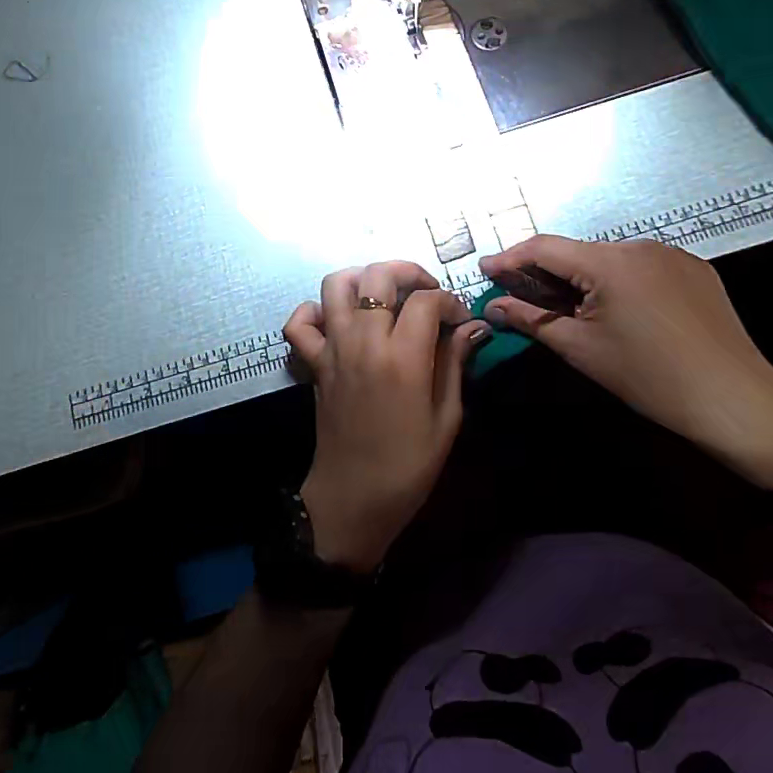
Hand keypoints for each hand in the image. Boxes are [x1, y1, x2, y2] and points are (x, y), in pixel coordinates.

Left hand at [282, 261, 489, 571]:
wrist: (352, 500)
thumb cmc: (409, 465)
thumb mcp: (447, 417)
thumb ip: (456, 363)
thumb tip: (473, 327)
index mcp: (404, 358)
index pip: (427, 299)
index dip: (451, 301)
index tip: (461, 322)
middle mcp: (365, 343)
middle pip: (378, 276)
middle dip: (409, 272)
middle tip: (427, 294)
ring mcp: (333, 350)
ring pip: (336, 284)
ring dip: (365, 280)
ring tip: (387, 298)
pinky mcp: (314, 364)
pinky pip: (300, 322)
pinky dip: (316, 311)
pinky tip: (340, 322)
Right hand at [479, 237, 772, 489]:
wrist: (732, 396)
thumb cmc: (648, 377)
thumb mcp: (582, 350)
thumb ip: (534, 320)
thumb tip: (496, 305)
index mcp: (609, 261)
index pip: (545, 247)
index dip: (510, 258)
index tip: (486, 271)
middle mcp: (641, 245)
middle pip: (580, 253)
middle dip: (548, 273)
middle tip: (524, 298)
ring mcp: (673, 254)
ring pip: (612, 260)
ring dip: (585, 278)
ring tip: (573, 310)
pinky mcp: (695, 269)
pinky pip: (644, 268)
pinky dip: (621, 283)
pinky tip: (623, 313)